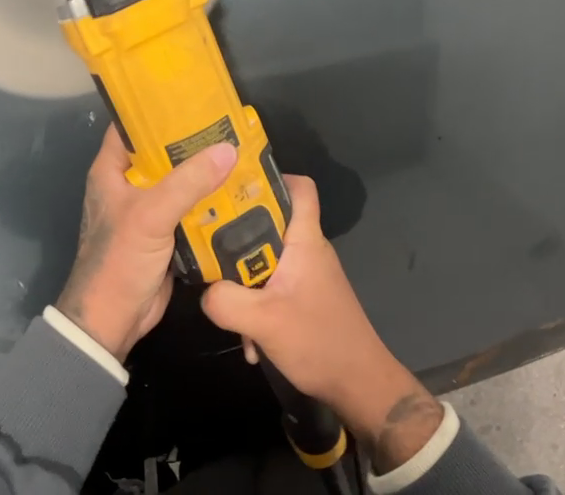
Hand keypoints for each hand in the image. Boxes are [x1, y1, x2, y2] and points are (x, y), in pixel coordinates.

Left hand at [55, 125, 236, 361]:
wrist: (112, 322)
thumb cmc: (117, 260)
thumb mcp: (150, 215)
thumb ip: (188, 182)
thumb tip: (228, 150)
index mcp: (112, 171)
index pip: (132, 126)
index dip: (156, 109)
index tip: (191, 95)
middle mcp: (129, 185)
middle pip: (163, 153)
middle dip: (193, 141)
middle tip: (228, 123)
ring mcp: (149, 210)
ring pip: (181, 181)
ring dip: (206, 171)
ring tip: (240, 151)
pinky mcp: (168, 234)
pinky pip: (192, 208)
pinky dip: (212, 200)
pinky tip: (238, 190)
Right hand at [201, 175, 443, 472]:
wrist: (359, 385)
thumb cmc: (318, 341)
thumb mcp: (263, 321)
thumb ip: (226, 300)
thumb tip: (205, 289)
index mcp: (305, 241)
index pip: (299, 187)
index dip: (270, 179)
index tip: (233, 189)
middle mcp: (308, 250)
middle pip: (271, 223)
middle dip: (239, 237)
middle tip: (208, 246)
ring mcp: (307, 275)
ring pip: (267, 260)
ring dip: (245, 281)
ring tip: (224, 303)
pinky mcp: (305, 298)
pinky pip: (274, 287)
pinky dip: (259, 305)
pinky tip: (250, 338)